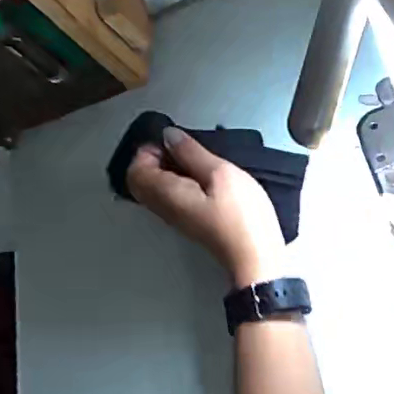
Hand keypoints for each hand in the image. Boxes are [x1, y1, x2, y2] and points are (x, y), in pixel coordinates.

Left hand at [128, 127, 286, 287]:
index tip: (179, 142)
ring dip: (173, 171)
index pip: (135, 167)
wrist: (257, 257)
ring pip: (159, 189)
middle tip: (188, 150)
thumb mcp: (221, 174)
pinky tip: (208, 181)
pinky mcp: (193, 224)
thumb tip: (168, 136)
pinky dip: (184, 184)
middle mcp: (163, 207)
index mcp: (164, 192)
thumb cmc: (241, 215)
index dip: (151, 149)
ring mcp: (177, 218)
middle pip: (143, 179)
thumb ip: (192, 153)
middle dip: (158, 159)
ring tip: (201, 163)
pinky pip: (174, 198)